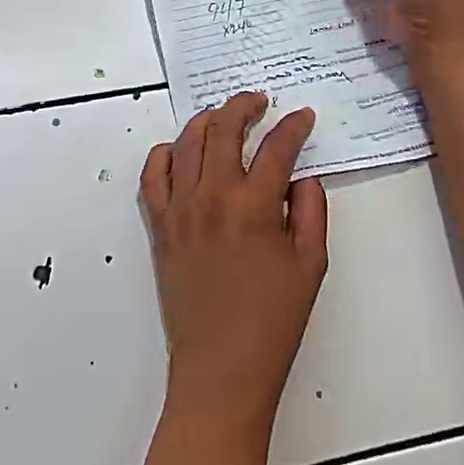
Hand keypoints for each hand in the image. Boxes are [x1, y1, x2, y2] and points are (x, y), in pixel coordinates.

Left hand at [140, 92, 327, 422]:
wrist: (221, 364)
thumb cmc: (272, 321)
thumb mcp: (310, 265)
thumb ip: (311, 211)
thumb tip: (303, 175)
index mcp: (254, 206)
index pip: (276, 148)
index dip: (293, 126)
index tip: (302, 117)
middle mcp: (211, 197)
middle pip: (223, 130)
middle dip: (243, 105)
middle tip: (258, 100)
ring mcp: (179, 208)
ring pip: (186, 142)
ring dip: (205, 120)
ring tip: (222, 116)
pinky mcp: (159, 224)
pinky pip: (152, 175)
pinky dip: (164, 153)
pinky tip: (179, 149)